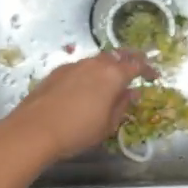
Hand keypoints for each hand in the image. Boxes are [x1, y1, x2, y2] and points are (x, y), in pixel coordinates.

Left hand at [5, 50, 154, 162]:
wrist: (34, 129)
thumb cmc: (77, 131)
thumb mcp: (107, 124)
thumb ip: (121, 105)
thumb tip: (131, 93)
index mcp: (112, 75)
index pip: (135, 64)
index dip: (147, 68)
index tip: (153, 76)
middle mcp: (93, 64)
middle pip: (115, 56)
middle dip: (128, 60)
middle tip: (135, 68)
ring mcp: (72, 66)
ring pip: (95, 60)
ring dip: (107, 66)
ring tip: (110, 78)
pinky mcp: (56, 72)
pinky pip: (79, 67)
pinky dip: (88, 72)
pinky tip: (85, 86)